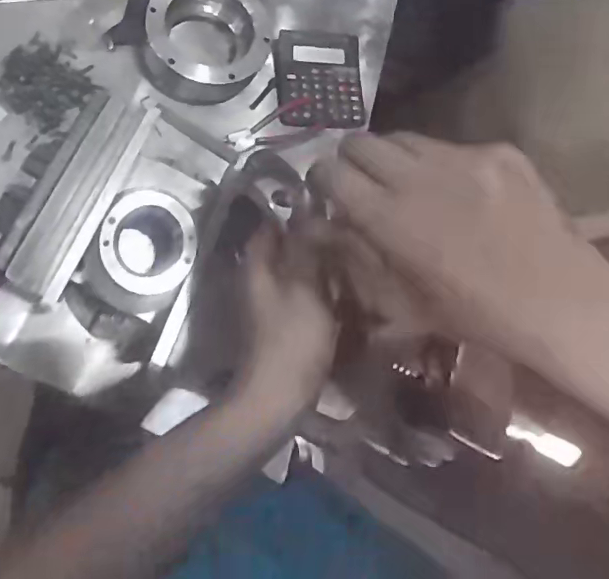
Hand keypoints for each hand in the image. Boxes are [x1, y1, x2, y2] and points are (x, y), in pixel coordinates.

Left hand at [234, 218, 338, 417]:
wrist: (277, 396)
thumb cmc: (292, 339)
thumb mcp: (305, 288)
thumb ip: (305, 249)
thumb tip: (307, 213)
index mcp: (258, 264)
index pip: (272, 225)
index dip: (296, 216)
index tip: (326, 212)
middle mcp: (258, 278)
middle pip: (284, 248)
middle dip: (312, 242)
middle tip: (345, 238)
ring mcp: (269, 301)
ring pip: (295, 271)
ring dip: (318, 266)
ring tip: (350, 263)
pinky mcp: (282, 322)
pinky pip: (301, 294)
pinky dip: (319, 290)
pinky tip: (343, 295)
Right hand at [310, 133, 608, 378]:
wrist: (568, 307)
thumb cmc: (478, 317)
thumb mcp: (404, 300)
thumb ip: (355, 255)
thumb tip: (321, 224)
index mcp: (391, 217)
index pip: (330, 171)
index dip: (322, 179)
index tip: (329, 192)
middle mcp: (420, 176)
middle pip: (359, 141)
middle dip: (353, 160)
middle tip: (366, 184)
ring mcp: (464, 158)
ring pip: (404, 138)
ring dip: (397, 159)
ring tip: (415, 185)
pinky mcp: (500, 151)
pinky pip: (453, 147)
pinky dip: (447, 166)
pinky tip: (468, 195)